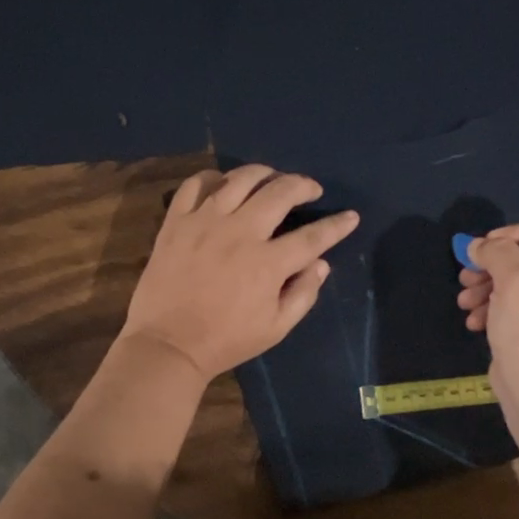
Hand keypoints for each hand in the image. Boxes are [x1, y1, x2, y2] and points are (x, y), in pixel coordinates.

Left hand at [122, 165, 358, 382]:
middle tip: (310, 189)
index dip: (336, 225)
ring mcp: (205, 222)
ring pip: (240, 178)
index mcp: (268, 263)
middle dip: (303, 185)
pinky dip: (215, 178)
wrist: (168, 344)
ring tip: (271, 178)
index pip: (313, 236)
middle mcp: (240, 232)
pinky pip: (197, 184)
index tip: (350, 216)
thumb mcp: (275, 328)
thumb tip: (320, 264)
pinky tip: (223, 186)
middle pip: (279, 192)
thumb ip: (303, 294)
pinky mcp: (177, 221)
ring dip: (263, 173)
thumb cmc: (226, 341)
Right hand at [456, 215, 518, 404]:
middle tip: (466, 273)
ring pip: (518, 281)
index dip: (515, 231)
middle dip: (493, 264)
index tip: (486, 246)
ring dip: (486, 287)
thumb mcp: (512, 280)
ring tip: (464, 301)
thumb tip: (478, 245)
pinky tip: (474, 321)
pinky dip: (494, 308)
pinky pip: (516, 304)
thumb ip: (495, 252)